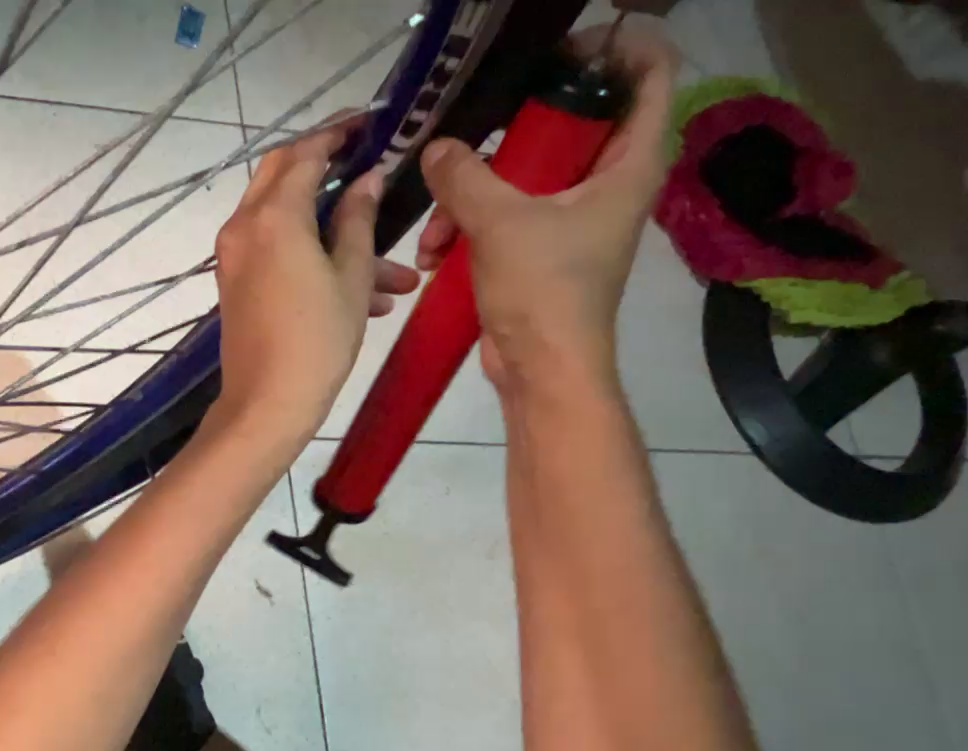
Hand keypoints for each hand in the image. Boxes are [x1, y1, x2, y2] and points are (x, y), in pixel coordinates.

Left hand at [211, 118, 418, 446]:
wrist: (266, 404)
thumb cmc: (316, 341)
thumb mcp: (350, 277)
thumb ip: (357, 220)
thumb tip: (366, 181)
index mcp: (272, 217)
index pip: (304, 153)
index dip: (338, 134)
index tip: (371, 125)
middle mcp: (243, 228)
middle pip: (283, 175)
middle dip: (327, 167)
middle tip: (368, 166)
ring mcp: (234, 258)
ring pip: (287, 223)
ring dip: (337, 236)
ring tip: (395, 276)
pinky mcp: (236, 285)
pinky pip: (276, 255)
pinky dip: (315, 261)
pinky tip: (369, 299)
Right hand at [415, 20, 678, 388]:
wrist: (541, 368)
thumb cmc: (543, 290)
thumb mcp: (500, 224)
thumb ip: (466, 177)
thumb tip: (438, 148)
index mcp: (630, 163)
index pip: (651, 74)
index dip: (616, 47)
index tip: (558, 52)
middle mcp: (608, 182)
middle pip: (568, 125)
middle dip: (507, 136)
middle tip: (470, 139)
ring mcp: (571, 218)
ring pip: (521, 177)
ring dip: (468, 197)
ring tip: (435, 231)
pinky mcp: (539, 249)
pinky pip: (501, 216)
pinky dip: (466, 228)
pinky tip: (434, 255)